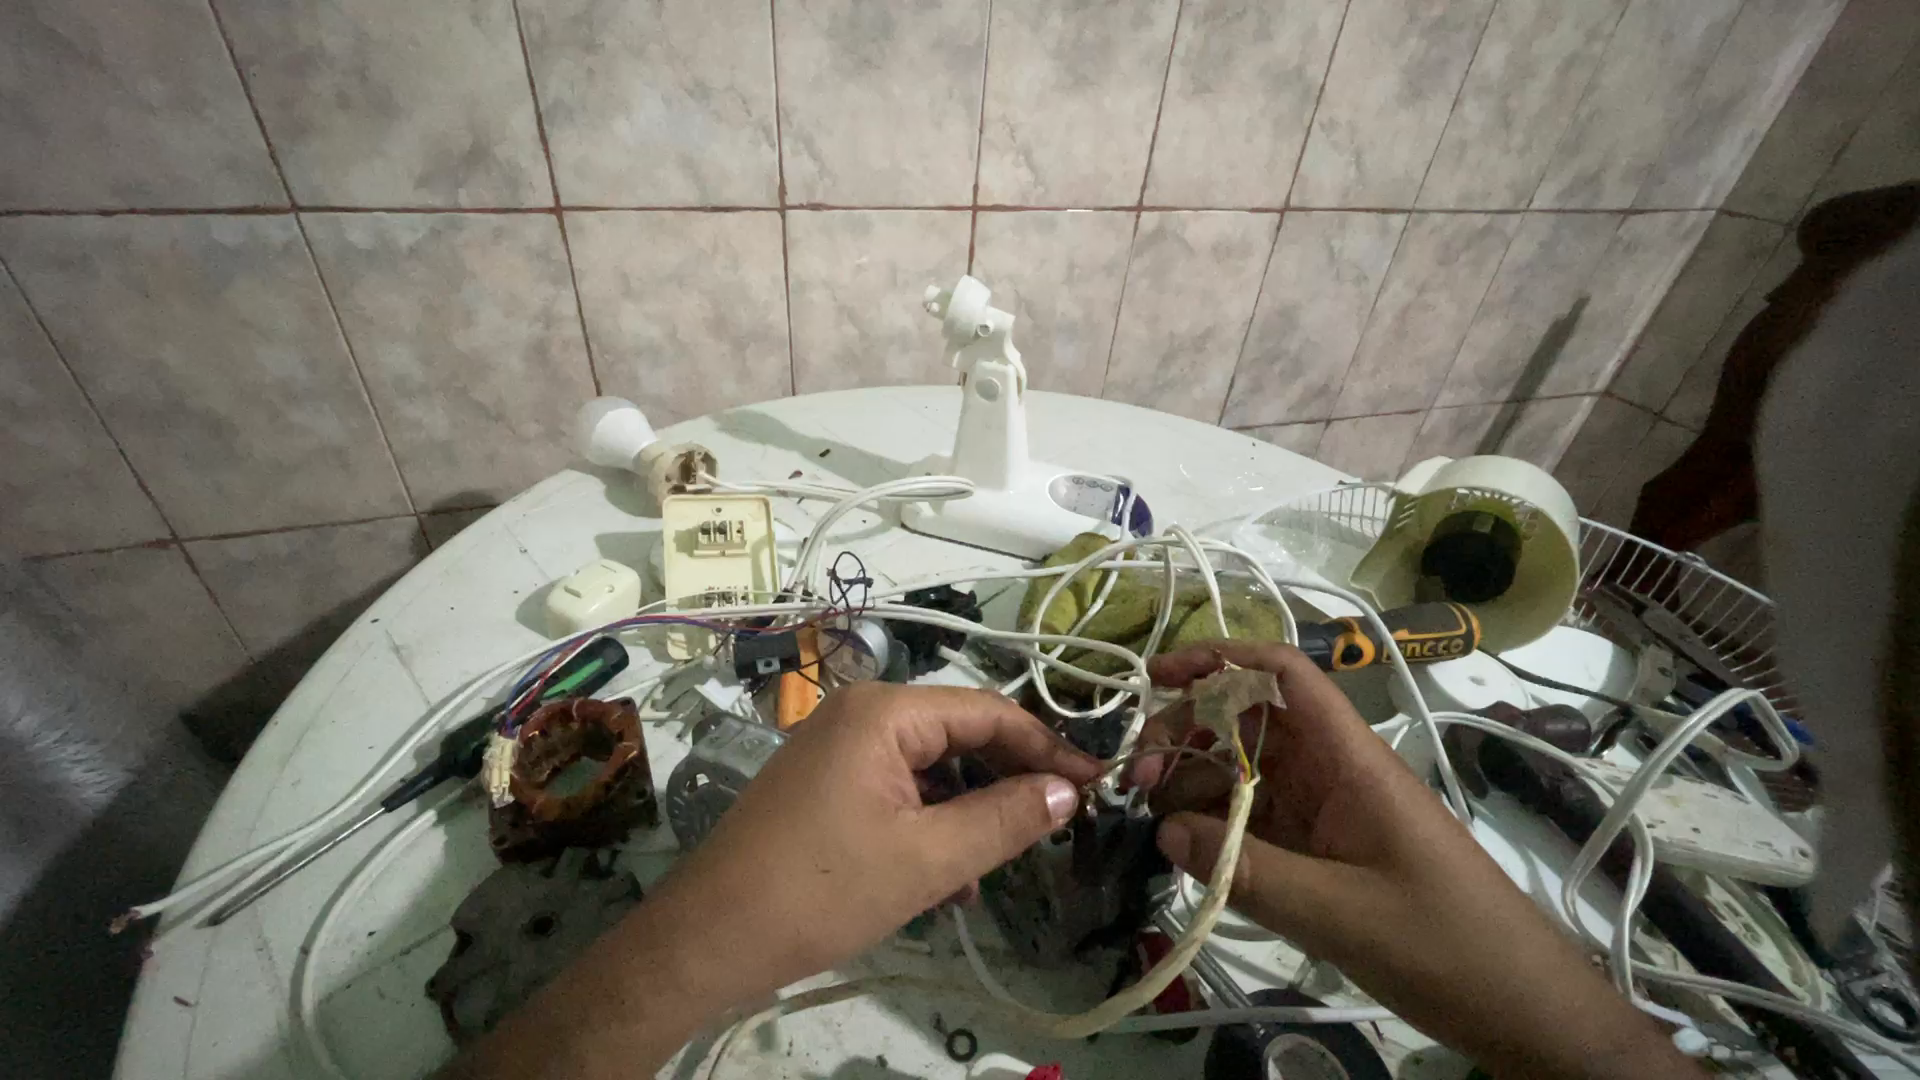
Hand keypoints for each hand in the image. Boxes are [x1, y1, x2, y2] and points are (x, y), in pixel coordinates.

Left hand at [447, 683, 1098, 1079]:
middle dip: (1009, 775)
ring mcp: (840, 743)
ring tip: (1007, 854)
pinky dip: (932, 818)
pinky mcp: (828, 779)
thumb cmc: (822, 890)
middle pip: (958, 731)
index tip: (1094, 781)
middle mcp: (862, 711)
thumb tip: (1069, 791)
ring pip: (930, 763)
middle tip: (1061, 816)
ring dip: (972, 805)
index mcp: (885, 711)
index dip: (1045, 746)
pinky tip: (954, 872)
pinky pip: (899, 784)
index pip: (987, 711)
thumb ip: (1005, 819)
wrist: (708, 938)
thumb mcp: (928, 860)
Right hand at [1135, 642, 1699, 1079]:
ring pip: (1243, 768)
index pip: (1283, 674)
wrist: (1528, 1014)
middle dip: (1187, 730)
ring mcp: (1322, 810)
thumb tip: (1161, 829)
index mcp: (1348, 759)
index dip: (1221, 659)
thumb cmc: (1448, 947)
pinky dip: (1212, 823)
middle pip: (1247, 719)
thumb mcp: (1342, 914)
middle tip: (1139, 773)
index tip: (1158, 678)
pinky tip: (1182, 848)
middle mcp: (1330, 770)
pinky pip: (1252, 817)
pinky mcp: (1318, 848)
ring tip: (1150, 812)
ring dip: (1193, 779)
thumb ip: (1247, 872)